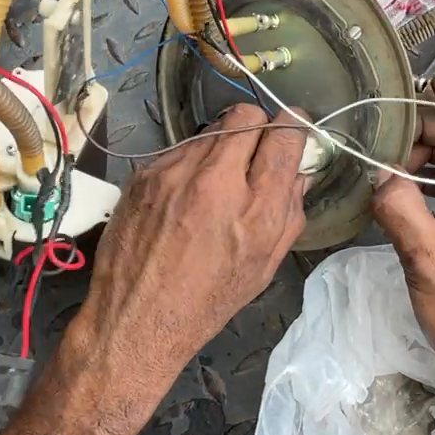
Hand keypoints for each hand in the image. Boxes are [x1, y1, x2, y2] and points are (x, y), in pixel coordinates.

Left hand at [68, 103, 307, 402]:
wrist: (135, 317)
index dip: (294, 126)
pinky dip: (190, 163)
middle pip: (247, 116)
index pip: (284, 136)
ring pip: (210, 129)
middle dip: (258, 127)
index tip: (292, 128)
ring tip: (215, 182)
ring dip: (222, 145)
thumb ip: (289, 212)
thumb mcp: (264, 266)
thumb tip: (299, 171)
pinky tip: (184, 194)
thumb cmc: (207, 300)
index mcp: (255, 211)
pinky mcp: (143, 174)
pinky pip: (179, 150)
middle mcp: (215, 183)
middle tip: (255, 151)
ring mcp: (173, 173)